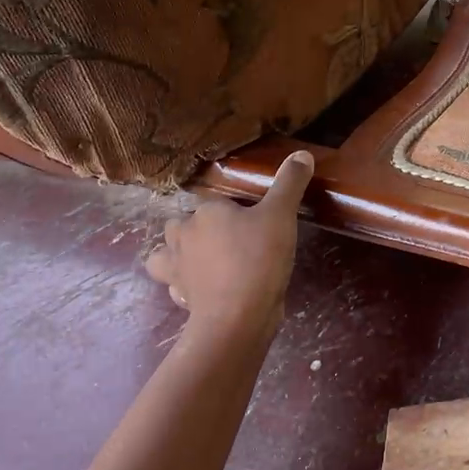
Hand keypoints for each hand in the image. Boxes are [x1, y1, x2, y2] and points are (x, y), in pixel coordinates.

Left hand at [145, 149, 314, 341]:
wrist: (238, 316)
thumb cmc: (258, 257)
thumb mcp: (282, 214)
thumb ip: (290, 182)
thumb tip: (301, 153)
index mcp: (205, 213)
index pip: (215, 201)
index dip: (234, 208)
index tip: (256, 217)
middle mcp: (182, 237)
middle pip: (182, 223)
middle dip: (199, 226)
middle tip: (233, 234)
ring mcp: (177, 269)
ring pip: (166, 254)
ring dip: (179, 254)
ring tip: (206, 258)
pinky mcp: (181, 297)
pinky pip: (178, 284)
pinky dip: (188, 283)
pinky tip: (207, 286)